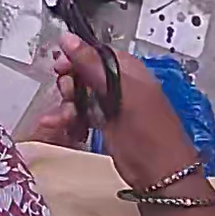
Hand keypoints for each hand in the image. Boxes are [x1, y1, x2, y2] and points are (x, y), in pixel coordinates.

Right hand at [37, 33, 201, 190]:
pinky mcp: (103, 125)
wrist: (160, 177)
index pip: (97, 54)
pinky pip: (79, 115)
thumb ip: (92, 65)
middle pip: (84, 74)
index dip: (76, 57)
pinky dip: (66, 119)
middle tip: (66, 94)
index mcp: (129, 71)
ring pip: (78, 95)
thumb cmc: (147, 133)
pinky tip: (54, 125)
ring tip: (60, 118)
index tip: (59, 66)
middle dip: (69, 83)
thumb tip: (67, 38)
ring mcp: (111, 106)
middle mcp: (119, 85)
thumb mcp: (120, 93)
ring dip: (65, 105)